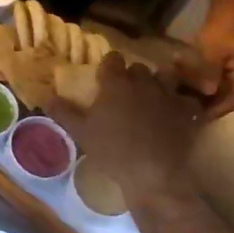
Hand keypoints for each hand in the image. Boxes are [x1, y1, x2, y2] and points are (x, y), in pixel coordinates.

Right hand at [49, 54, 204, 207]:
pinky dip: (182, 104)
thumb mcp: (81, 133)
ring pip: (165, 77)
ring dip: (159, 83)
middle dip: (133, 75)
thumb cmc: (112, 150)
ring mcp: (168, 94)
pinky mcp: (187, 111)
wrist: (153, 173)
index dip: (109, 66)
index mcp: (116, 83)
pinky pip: (186, 99)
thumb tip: (46, 96)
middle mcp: (143, 81)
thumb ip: (64, 112)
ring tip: (154, 96)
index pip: (113, 59)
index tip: (105, 77)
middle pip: (139, 67)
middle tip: (127, 92)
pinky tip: (178, 114)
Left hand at [177, 21, 233, 119]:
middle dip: (210, 107)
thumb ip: (210, 71)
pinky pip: (215, 88)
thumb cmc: (217, 35)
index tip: (203, 115)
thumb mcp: (212, 50)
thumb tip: (209, 92)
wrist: (221, 21)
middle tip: (193, 112)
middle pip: (228, 101)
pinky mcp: (225, 76)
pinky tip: (188, 92)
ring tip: (188, 104)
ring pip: (221, 96)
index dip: (220, 110)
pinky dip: (203, 91)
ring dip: (205, 100)